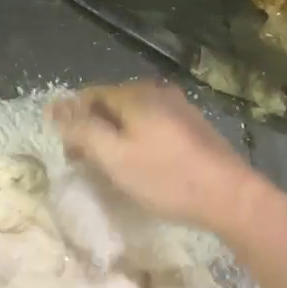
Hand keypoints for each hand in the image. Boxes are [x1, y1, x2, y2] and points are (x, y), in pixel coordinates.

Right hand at [49, 82, 259, 232]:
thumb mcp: (114, 157)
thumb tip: (56, 108)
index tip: (65, 149)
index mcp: (136, 94)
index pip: (90, 95)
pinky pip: (153, 125)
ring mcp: (179, 107)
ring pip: (134, 115)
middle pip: (112, 103)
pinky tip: (140, 164)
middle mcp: (157, 91)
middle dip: (93, 127)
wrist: (230, 196)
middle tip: (82, 160)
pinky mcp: (193, 127)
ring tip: (109, 165)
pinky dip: (137, 139)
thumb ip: (83, 130)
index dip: (71, 118)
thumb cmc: (166, 177)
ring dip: (115, 135)